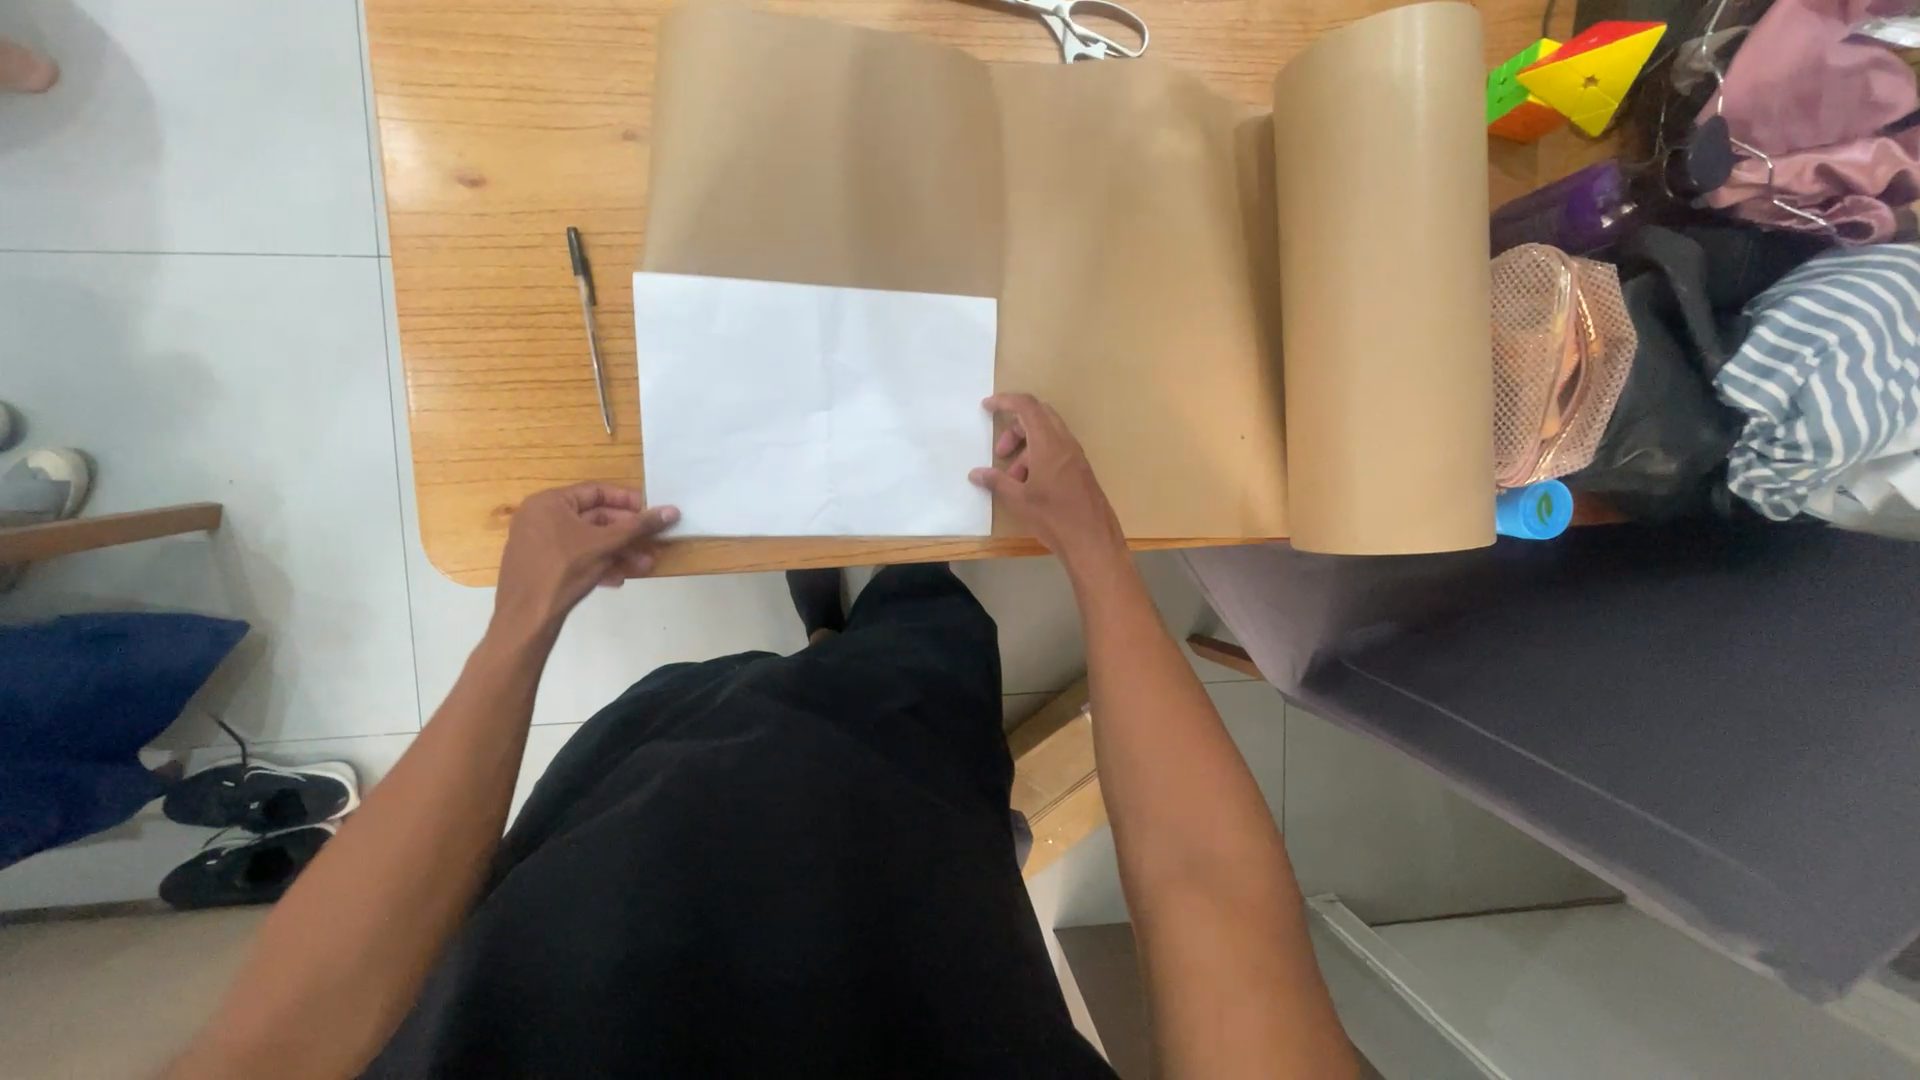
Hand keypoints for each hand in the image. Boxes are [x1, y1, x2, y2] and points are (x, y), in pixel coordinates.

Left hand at [492, 484, 679, 636]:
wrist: (525, 616)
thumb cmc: (563, 569)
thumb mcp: (605, 545)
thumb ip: (639, 526)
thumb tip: (672, 510)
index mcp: (549, 503)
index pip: (595, 492)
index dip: (627, 501)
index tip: (651, 511)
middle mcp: (541, 517)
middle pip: (594, 518)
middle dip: (626, 534)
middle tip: (652, 541)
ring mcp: (539, 542)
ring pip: (587, 541)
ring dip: (618, 552)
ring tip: (643, 565)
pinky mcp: (541, 564)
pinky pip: (575, 556)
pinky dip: (598, 564)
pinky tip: (618, 579)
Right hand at [969, 393, 1124, 564]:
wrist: (1092, 540)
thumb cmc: (1053, 517)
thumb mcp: (1018, 500)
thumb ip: (996, 482)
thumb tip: (975, 473)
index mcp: (1049, 443)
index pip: (1027, 406)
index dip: (1005, 401)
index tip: (987, 407)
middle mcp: (1065, 443)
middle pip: (1038, 416)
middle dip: (1015, 427)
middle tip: (1000, 452)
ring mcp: (1075, 456)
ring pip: (1047, 436)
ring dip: (1026, 448)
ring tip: (1012, 478)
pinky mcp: (1080, 470)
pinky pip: (1056, 451)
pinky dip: (1039, 458)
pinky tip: (1029, 486)